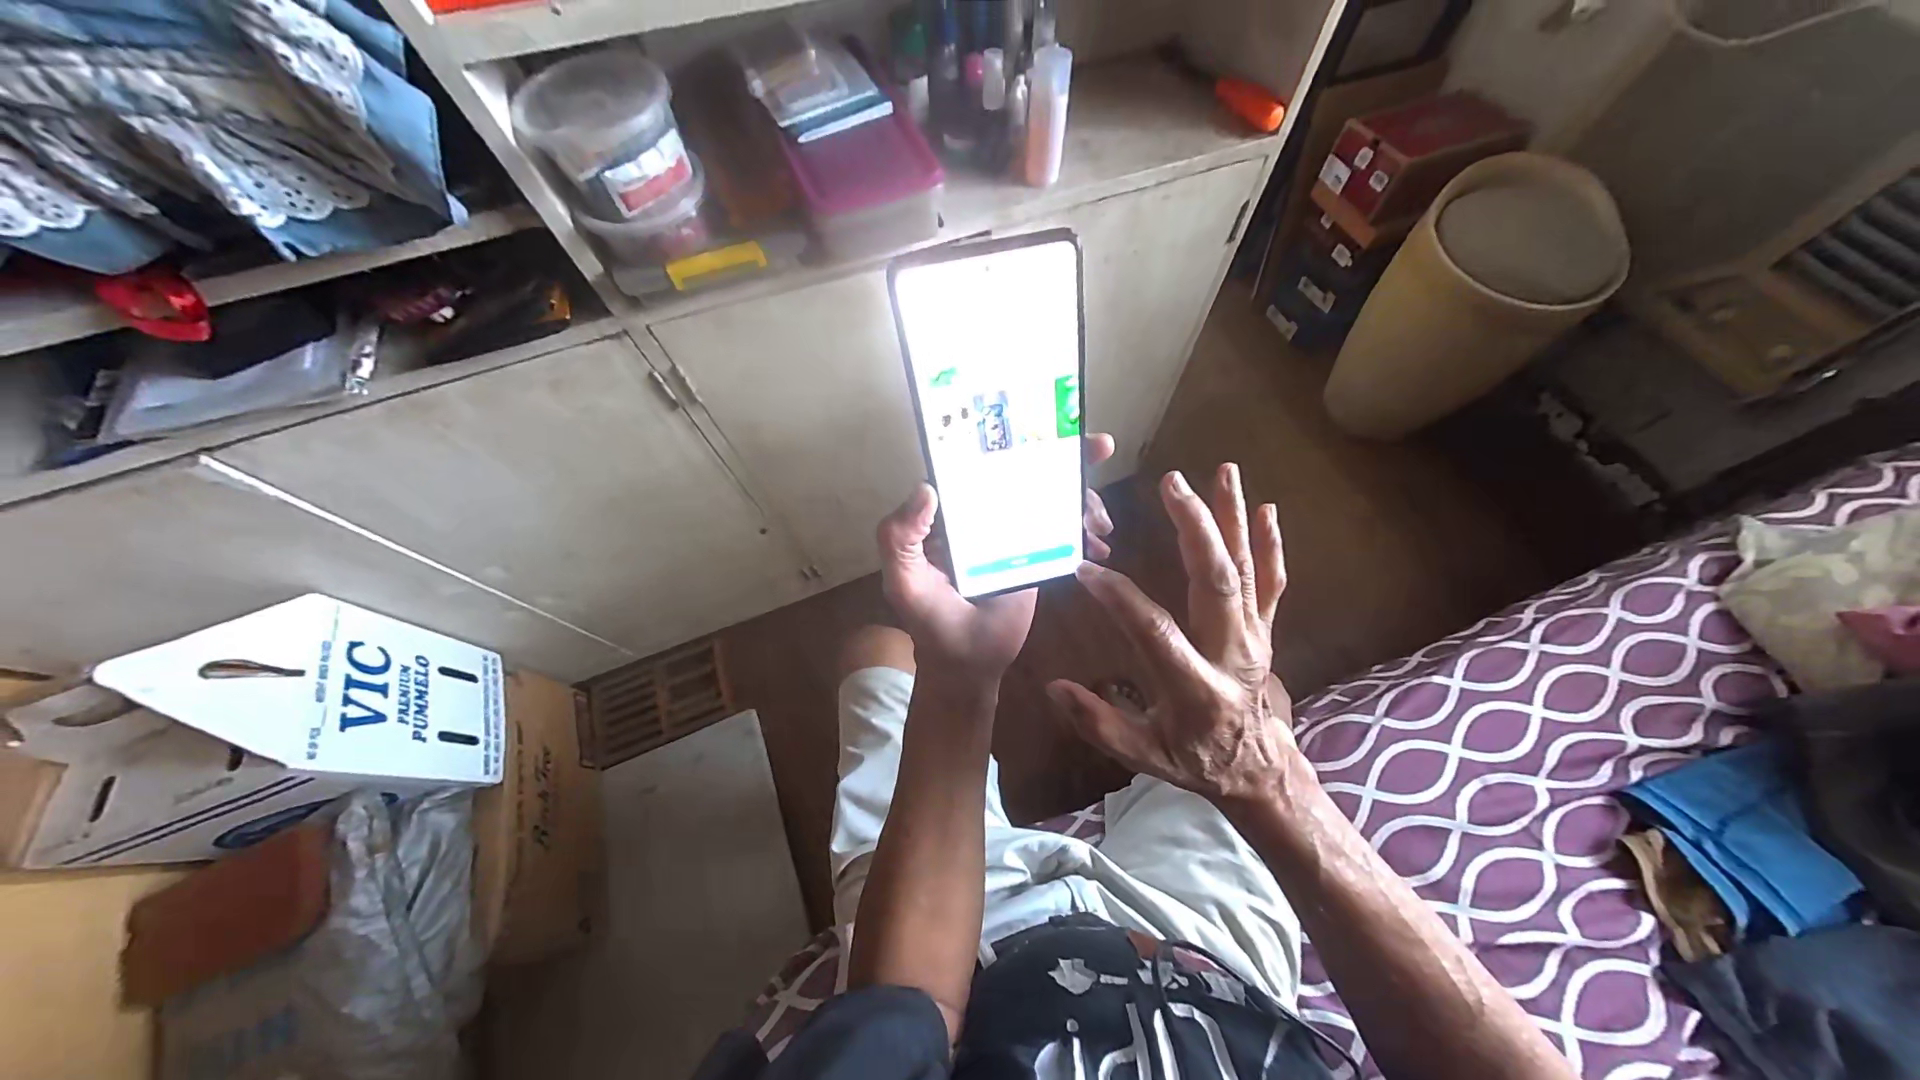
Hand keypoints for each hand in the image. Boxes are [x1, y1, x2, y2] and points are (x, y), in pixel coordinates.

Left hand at [878, 434, 1118, 686]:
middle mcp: (985, 512)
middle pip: (1026, 471)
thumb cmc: (929, 619)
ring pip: (1052, 498)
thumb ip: (900, 536)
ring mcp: (1014, 532)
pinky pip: (1065, 530)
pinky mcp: (1038, 554)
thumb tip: (926, 488)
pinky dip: (1086, 529)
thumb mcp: (904, 580)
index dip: (1010, 437)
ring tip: (1098, 522)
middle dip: (1066, 456)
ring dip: (1083, 497)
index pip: (980, 462)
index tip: (1045, 423)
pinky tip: (1099, 542)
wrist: (968, 662)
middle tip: (1099, 447)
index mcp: (952, 510)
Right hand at [1047, 463, 1298, 804]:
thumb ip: (1098, 723)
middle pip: (1217, 582)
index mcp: (1196, 686)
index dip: (1119, 597)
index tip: (1085, 570)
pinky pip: (1271, 582)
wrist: (1259, 771)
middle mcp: (1232, 652)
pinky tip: (1264, 509)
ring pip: (1246, 570)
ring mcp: (1254, 637)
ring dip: (1232, 519)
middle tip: (1172, 484)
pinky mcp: (1265, 629)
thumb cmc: (1196, 761)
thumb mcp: (1144, 756)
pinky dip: (1269, 544)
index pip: (1155, 630)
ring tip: (1224, 472)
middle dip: (1194, 528)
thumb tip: (1054, 688)